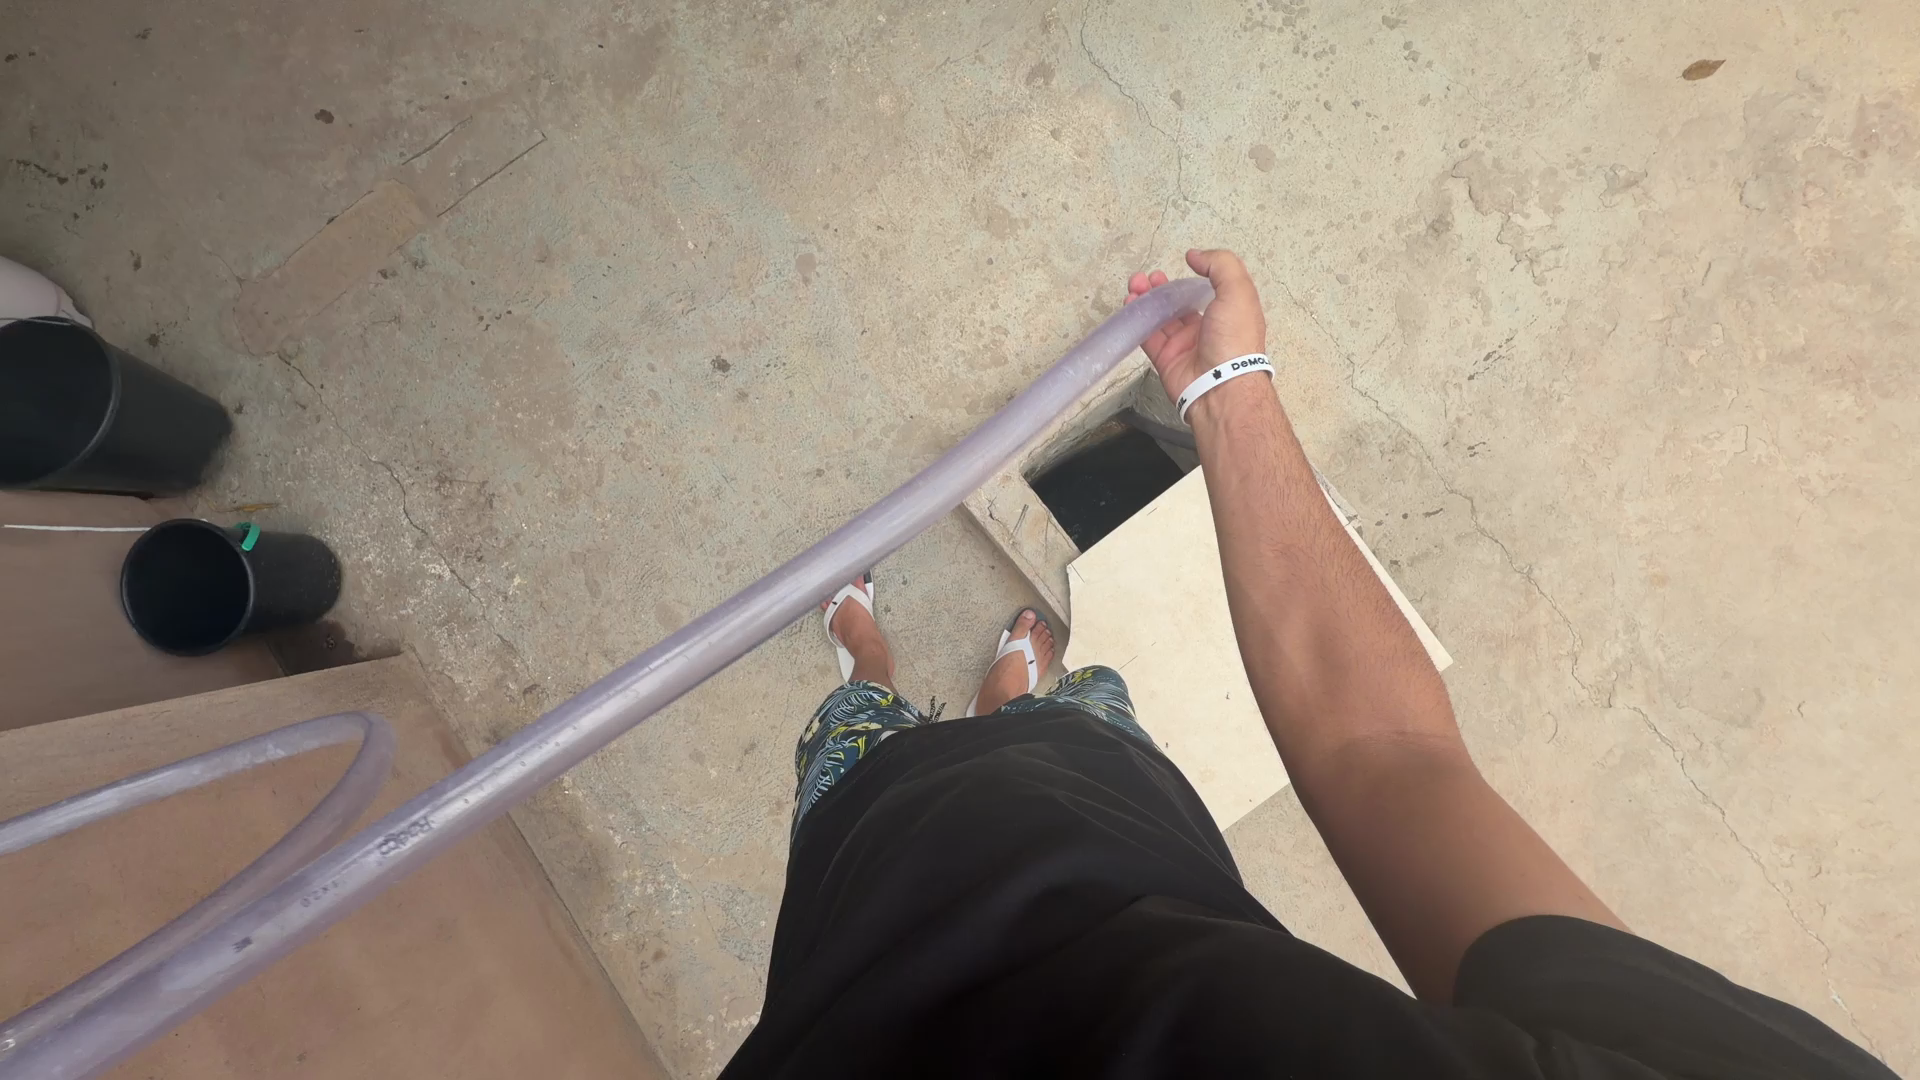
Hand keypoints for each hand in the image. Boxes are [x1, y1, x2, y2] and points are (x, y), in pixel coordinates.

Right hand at [1124, 249, 1267, 407]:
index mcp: (1227, 312)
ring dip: (1146, 300)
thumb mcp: (1238, 290)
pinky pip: (1148, 337)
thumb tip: (1195, 255)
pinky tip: (1130, 306)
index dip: (1192, 276)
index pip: (1206, 290)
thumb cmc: (1235, 339)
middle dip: (1160, 287)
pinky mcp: (1166, 358)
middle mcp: (1205, 328)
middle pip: (1178, 303)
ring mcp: (1184, 344)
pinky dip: (1137, 322)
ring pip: (1160, 318)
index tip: (1182, 262)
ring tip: (1134, 285)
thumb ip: (1220, 265)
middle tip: (1146, 277)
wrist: (1220, 384)